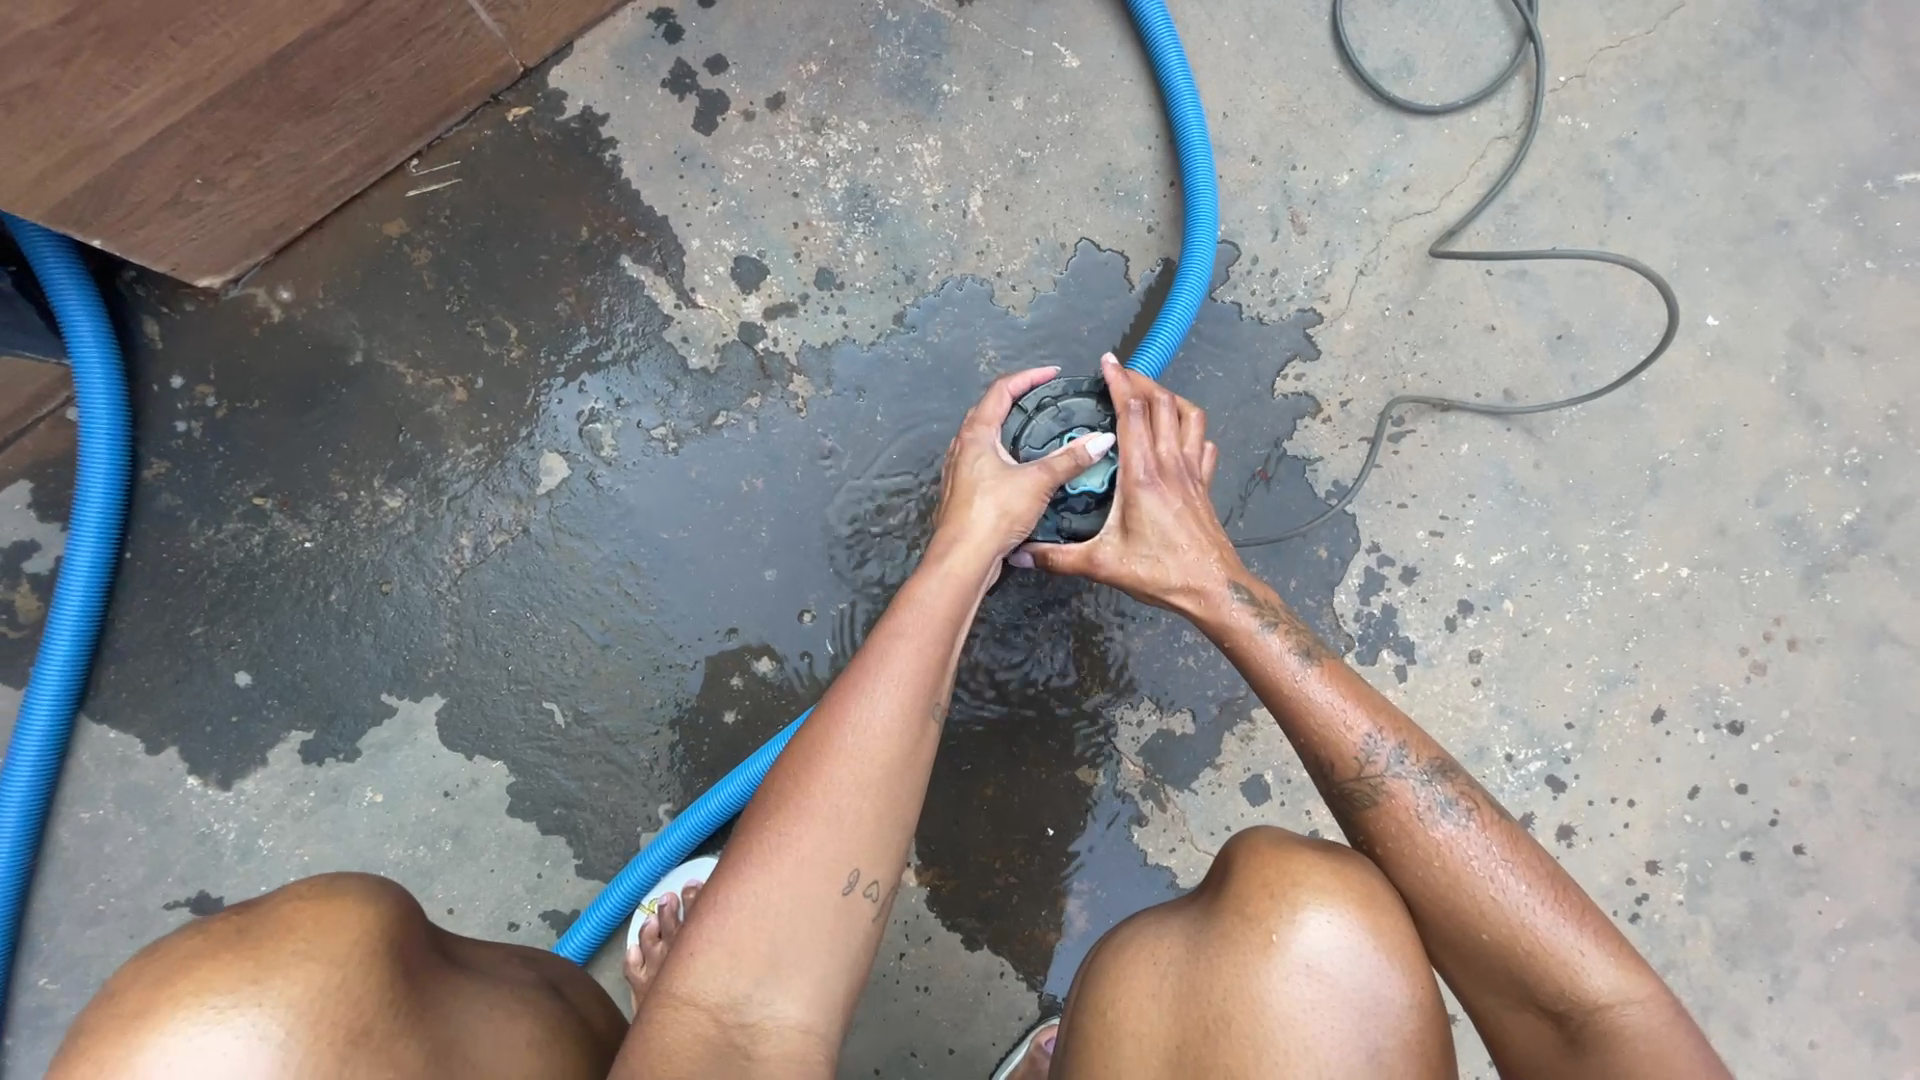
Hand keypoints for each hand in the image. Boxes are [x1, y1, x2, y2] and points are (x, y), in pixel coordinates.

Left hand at [929, 366, 1117, 576]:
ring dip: (1006, 429)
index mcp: (976, 434)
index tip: (1051, 373)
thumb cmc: (991, 515)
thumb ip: (1070, 459)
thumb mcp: (1038, 482)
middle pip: (987, 411)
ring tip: (1032, 431)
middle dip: (1015, 400)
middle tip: (1041, 399)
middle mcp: (962, 448)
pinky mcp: (962, 493)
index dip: (1028, 377)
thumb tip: (1100, 441)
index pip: (1001, 390)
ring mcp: (958, 471)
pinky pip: (982, 463)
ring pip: (982, 438)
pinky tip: (1017, 469)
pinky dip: (1001, 455)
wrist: (962, 558)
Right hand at [1015, 354, 1243, 618]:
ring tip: (1149, 394)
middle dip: (1141, 380)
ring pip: (1188, 416)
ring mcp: (1191, 473)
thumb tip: (1022, 555)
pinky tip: (1178, 434)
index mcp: (1142, 475)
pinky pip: (1203, 443)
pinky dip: (1190, 428)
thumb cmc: (1161, 574)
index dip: (1120, 381)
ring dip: (1169, 397)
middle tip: (1121, 373)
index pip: (1132, 412)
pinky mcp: (1203, 486)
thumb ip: (1057, 558)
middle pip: (1162, 403)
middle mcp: (1169, 465)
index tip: (1107, 362)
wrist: (1212, 589)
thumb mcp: (1101, 565)